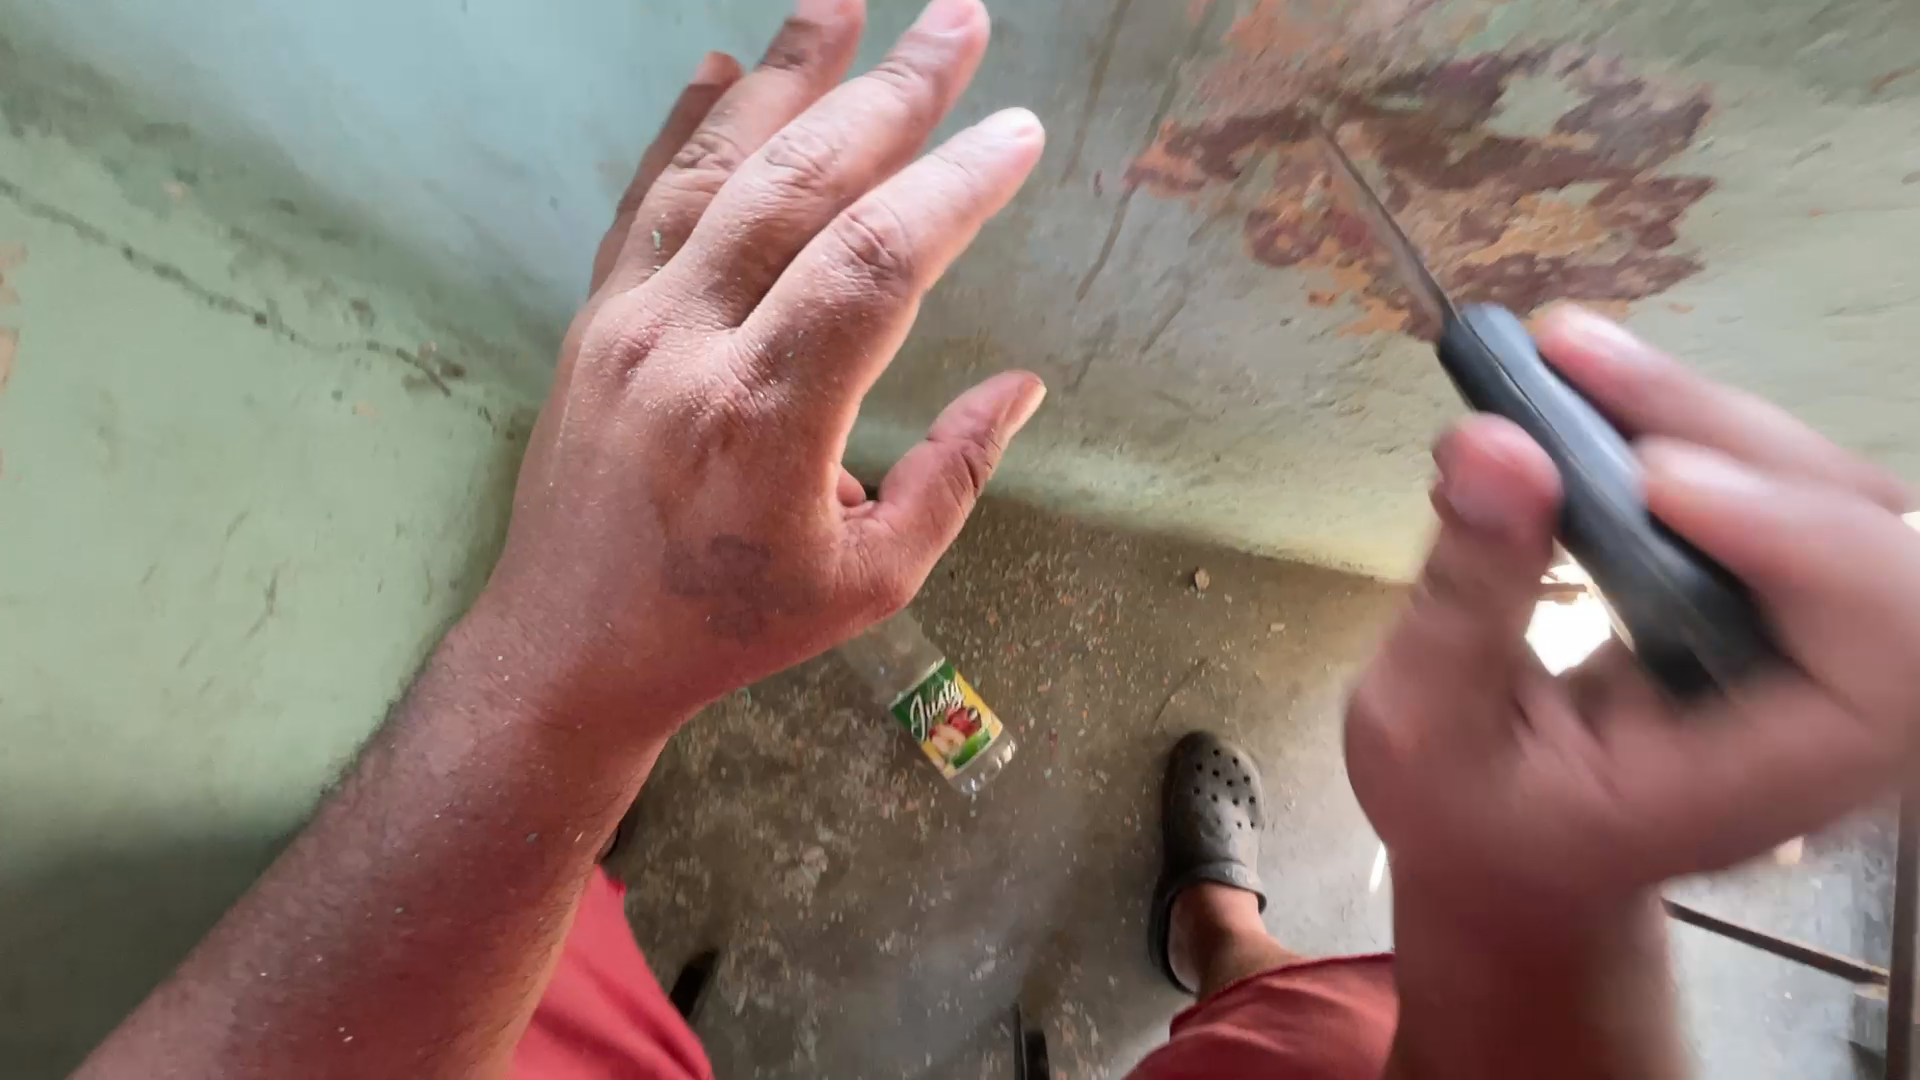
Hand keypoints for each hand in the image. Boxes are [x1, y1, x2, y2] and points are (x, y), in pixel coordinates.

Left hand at [474, 0, 1046, 727]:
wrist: (574, 649)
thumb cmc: (733, 628)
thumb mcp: (872, 579)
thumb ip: (953, 476)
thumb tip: (1021, 387)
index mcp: (771, 420)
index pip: (879, 266)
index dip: (955, 189)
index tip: (1016, 135)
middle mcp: (690, 346)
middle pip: (801, 187)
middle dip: (891, 95)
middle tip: (960, 21)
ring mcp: (627, 323)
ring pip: (716, 169)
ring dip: (790, 77)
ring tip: (843, 2)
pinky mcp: (593, 323)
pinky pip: (645, 199)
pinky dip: (689, 125)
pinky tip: (726, 70)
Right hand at [1346, 305, 1917, 934]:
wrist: (1500, 845)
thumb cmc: (1454, 806)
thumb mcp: (1422, 715)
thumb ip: (1465, 594)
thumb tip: (1491, 443)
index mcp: (1765, 774)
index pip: (1889, 654)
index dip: (1801, 545)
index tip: (1645, 474)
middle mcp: (1824, 700)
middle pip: (1858, 535)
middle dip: (1713, 431)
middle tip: (1565, 357)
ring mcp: (1798, 646)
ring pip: (1813, 493)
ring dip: (1691, 413)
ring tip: (1562, 359)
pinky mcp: (1750, 603)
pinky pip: (1754, 495)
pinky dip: (1670, 432)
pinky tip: (1588, 400)